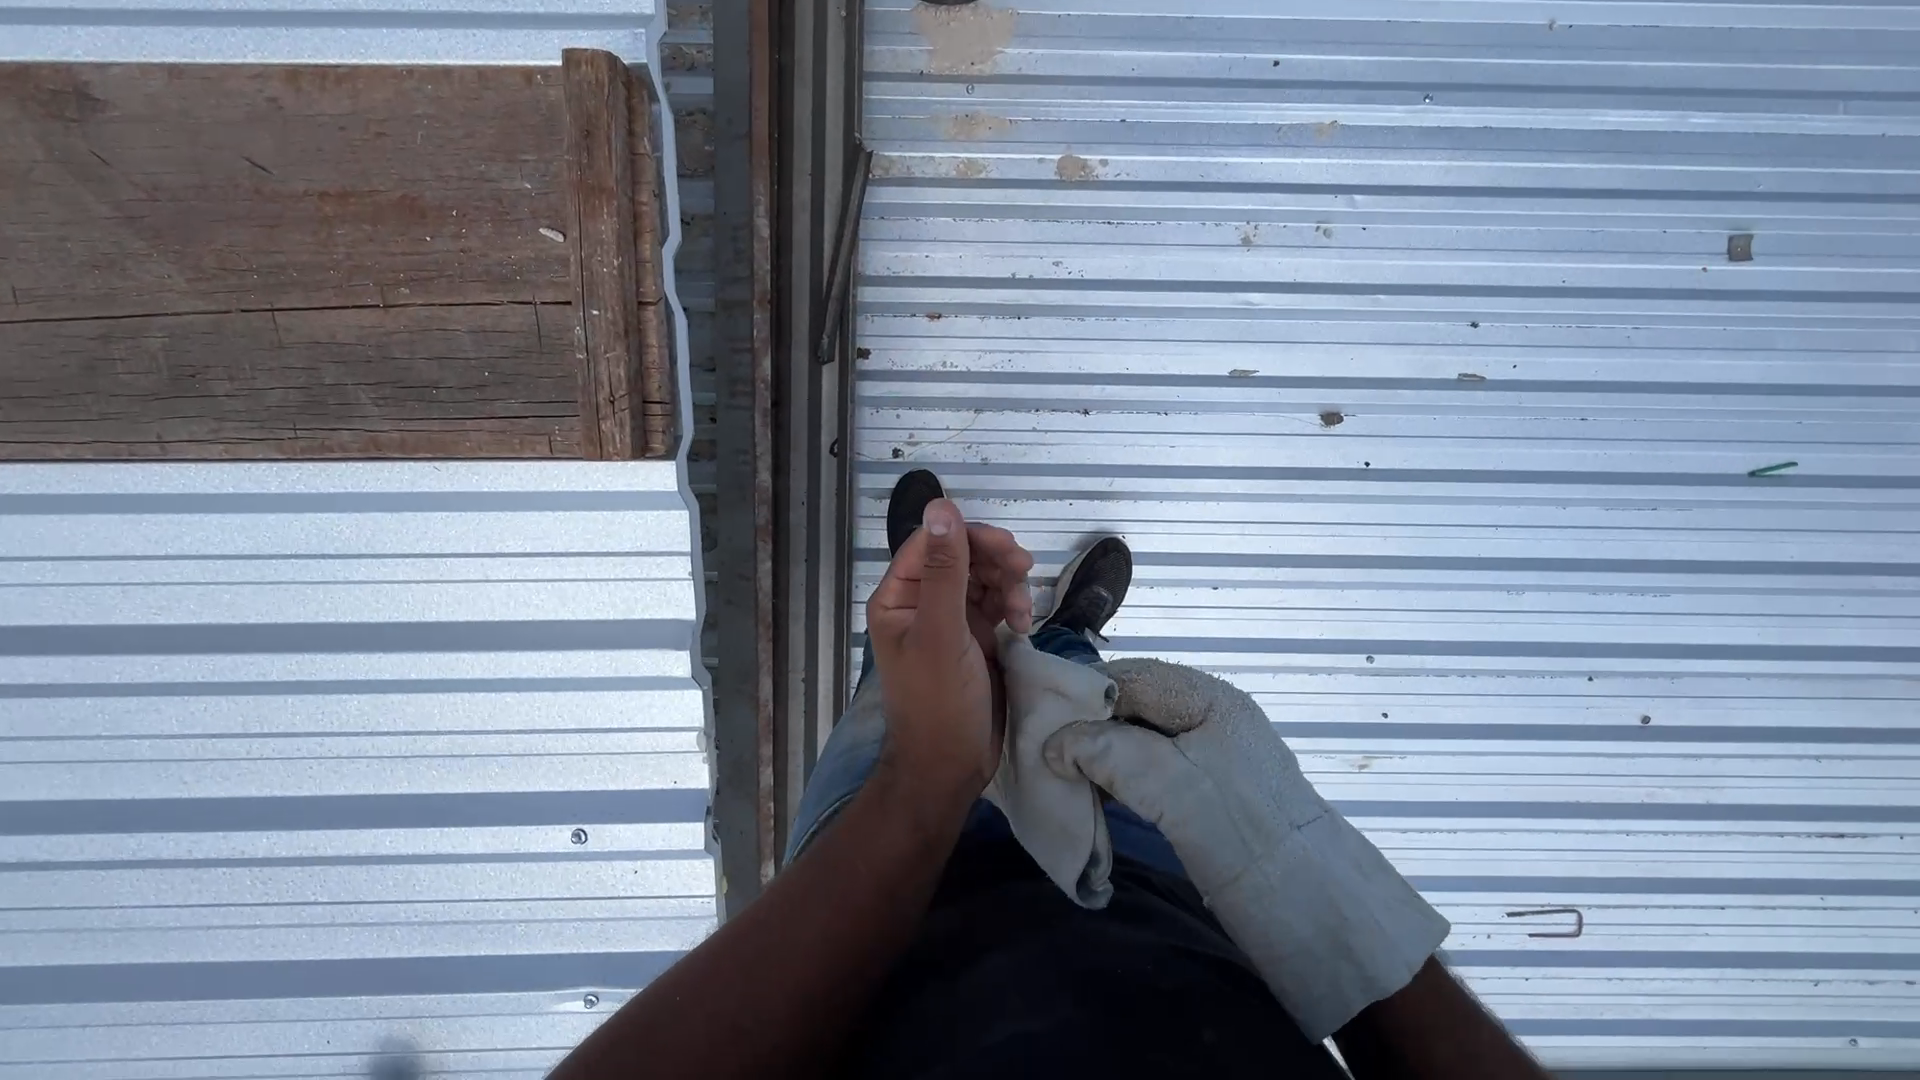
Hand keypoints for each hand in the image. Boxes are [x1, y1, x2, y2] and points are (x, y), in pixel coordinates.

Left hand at [867, 499, 1031, 809]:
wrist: (951, 765)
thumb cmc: (938, 700)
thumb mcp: (943, 631)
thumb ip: (947, 568)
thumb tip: (942, 504)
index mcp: (898, 597)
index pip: (932, 544)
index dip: (968, 537)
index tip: (1006, 546)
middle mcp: (920, 602)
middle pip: (962, 557)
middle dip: (994, 561)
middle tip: (1024, 569)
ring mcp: (949, 620)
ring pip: (983, 578)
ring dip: (1008, 585)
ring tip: (1023, 611)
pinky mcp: (973, 637)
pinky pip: (995, 603)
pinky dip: (1012, 607)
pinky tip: (1022, 626)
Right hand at [1042, 658, 1448, 1040]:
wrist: (1315, 913)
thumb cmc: (1241, 834)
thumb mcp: (1170, 784)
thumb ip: (1107, 751)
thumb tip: (1051, 744)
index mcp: (1208, 698)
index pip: (1130, 677)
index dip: (1082, 693)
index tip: (1038, 718)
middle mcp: (1209, 717)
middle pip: (1132, 705)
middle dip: (1088, 724)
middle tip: (1043, 749)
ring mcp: (1210, 756)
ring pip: (1138, 739)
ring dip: (1100, 753)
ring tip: (1061, 773)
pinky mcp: (1206, 794)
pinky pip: (1150, 770)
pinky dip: (1119, 778)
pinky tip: (1095, 793)